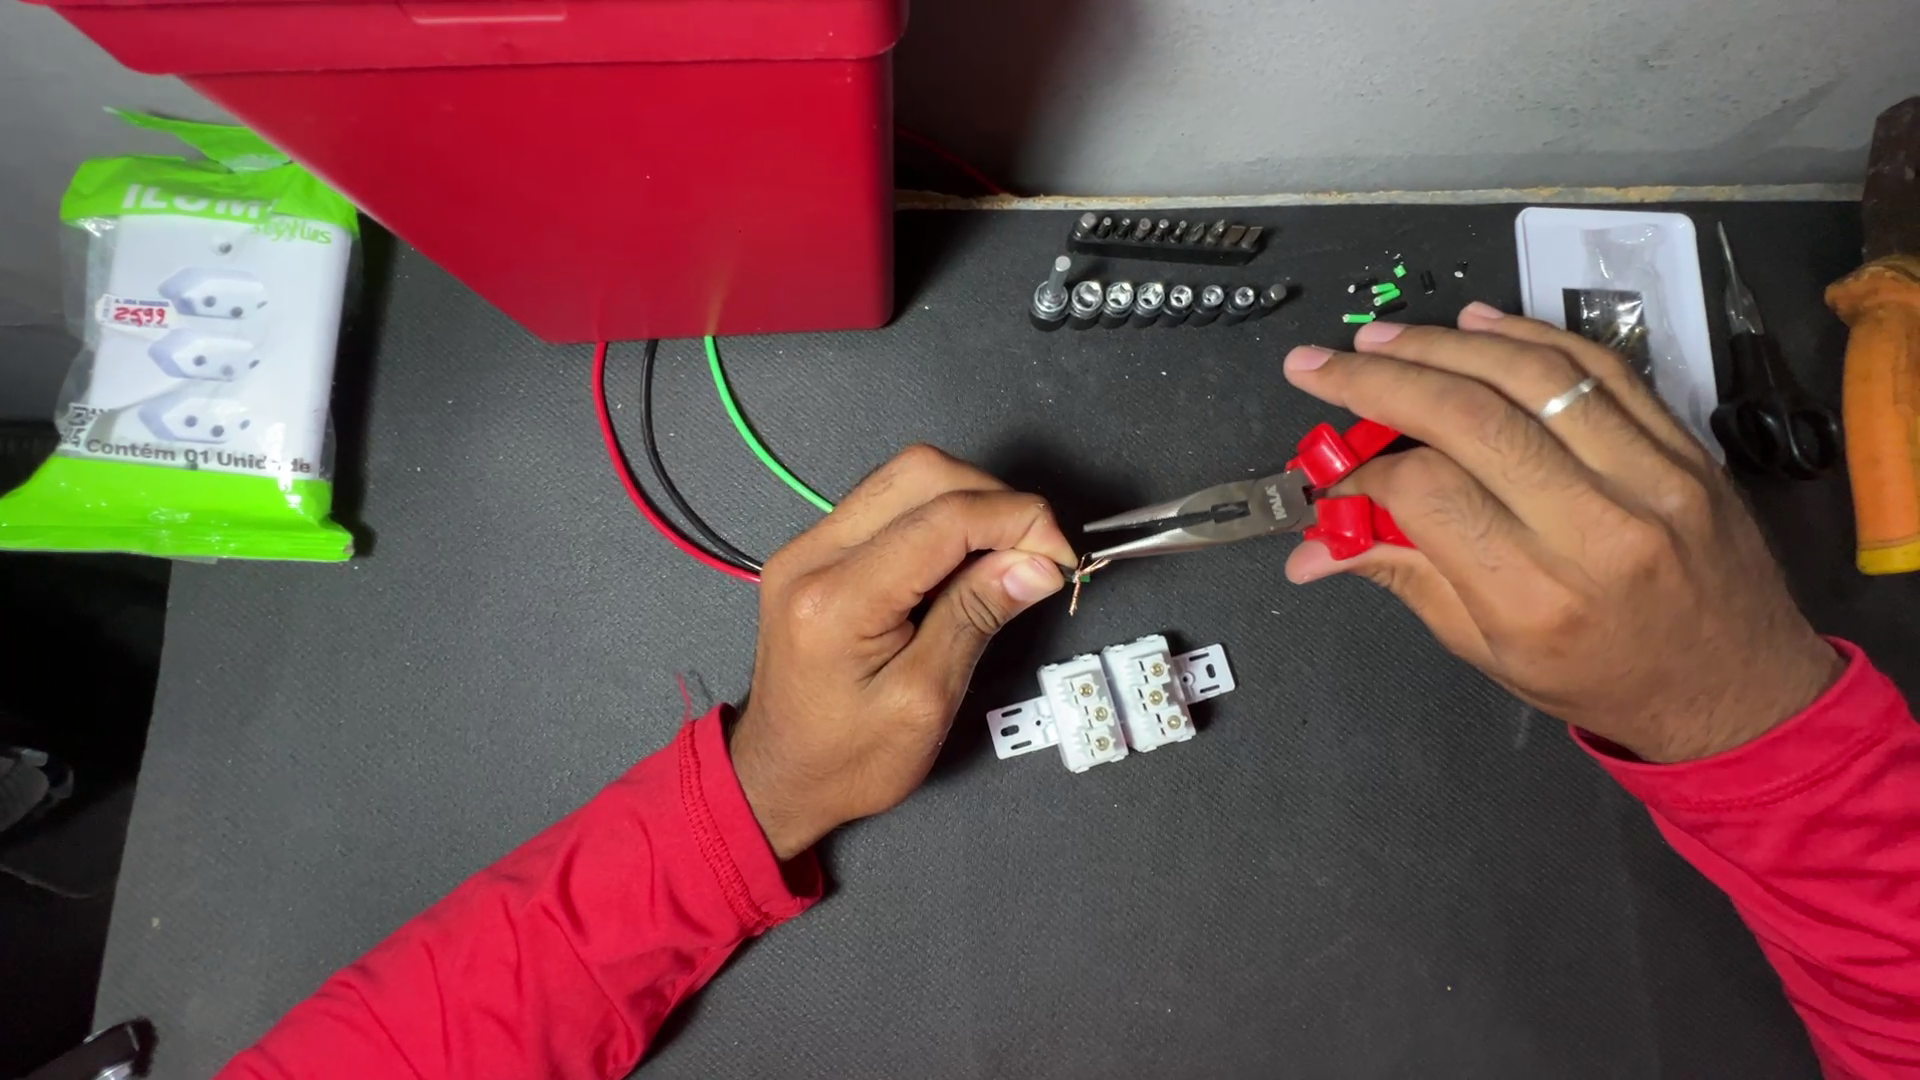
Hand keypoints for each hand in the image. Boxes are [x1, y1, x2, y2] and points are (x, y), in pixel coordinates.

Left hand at [730, 446, 1075, 858]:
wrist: (778, 775)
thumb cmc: (849, 758)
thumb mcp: (927, 700)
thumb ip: (977, 616)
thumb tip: (1037, 562)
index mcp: (837, 600)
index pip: (944, 518)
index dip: (1017, 520)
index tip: (1060, 554)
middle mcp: (812, 554)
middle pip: (921, 472)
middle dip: (994, 498)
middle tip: (1035, 550)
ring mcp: (807, 545)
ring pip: (906, 477)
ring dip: (969, 500)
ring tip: (1006, 553)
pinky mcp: (815, 549)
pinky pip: (889, 502)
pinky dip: (940, 513)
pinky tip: (964, 555)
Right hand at [1281, 302, 1843, 763]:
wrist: (1737, 689)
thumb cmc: (1592, 677)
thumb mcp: (1478, 643)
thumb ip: (1395, 574)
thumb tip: (1305, 555)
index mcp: (1534, 591)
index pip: (1425, 492)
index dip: (1362, 473)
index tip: (1331, 476)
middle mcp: (1597, 524)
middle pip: (1468, 418)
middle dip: (1377, 381)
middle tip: (1317, 364)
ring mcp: (1652, 475)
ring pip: (1531, 377)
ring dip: (1440, 346)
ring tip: (1376, 338)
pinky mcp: (1684, 446)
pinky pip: (1599, 367)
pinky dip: (1526, 335)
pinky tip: (1471, 322)